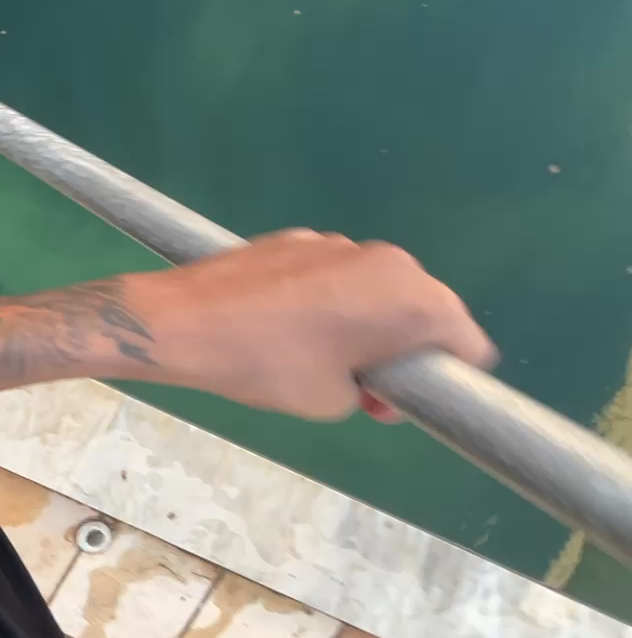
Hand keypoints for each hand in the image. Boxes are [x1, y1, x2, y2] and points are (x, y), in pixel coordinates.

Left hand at [124, 230, 497, 420]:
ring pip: (367, 289)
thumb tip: (367, 381)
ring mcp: (333, 242)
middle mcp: (386, 260)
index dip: (436, 379)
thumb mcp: (332, 400)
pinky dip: (315, 297)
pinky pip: (323, 274)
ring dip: (353, 319)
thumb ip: (372, 392)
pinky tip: (271, 320)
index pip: (463, 346)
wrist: (175, 322)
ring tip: (301, 351)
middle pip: (416, 311)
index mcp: (416, 299)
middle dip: (392, 347)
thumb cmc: (261, 364)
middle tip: (347, 380)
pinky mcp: (287, 238)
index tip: (390, 397)